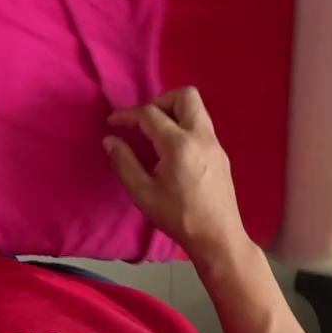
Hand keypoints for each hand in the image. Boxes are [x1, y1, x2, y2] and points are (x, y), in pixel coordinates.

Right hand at [104, 87, 252, 263]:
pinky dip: (183, 126)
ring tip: (155, 135)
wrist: (218, 237)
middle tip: (143, 123)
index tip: (112, 122)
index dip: (127, 114)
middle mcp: (201, 136)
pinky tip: (171, 151)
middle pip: (184, 95)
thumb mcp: (143, 193)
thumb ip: (124, 162)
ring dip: (173, 112)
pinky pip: (201, 125)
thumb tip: (110, 140)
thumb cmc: (178, 217)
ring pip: (197, 108)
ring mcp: (215, 144)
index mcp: (179, 145)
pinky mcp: (220, 153)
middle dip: (159, 101)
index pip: (150, 114)